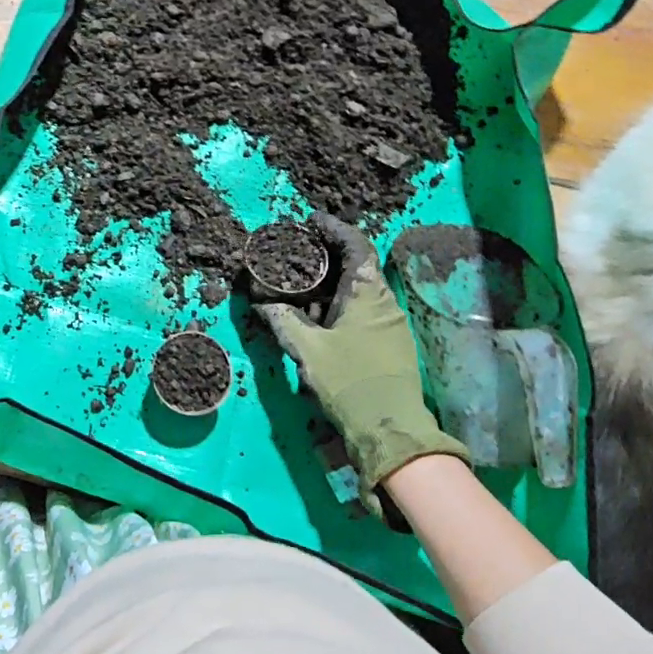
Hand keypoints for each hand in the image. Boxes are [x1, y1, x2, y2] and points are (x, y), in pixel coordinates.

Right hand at [253, 214, 465, 513]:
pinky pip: (358, 311)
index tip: (312, 222)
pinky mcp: (387, 345)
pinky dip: (335, 305)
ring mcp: (388, 324)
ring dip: (328, 284)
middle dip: (325, 257)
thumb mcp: (307, 349)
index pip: (356, 245)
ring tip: (296, 284)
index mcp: (368, 293)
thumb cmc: (350, 382)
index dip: (334, 229)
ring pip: (356, 291)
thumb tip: (261, 302)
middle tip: (296, 253)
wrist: (391, 431)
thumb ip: (283, 320)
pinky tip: (312, 316)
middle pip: (356, 266)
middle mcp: (383, 302)